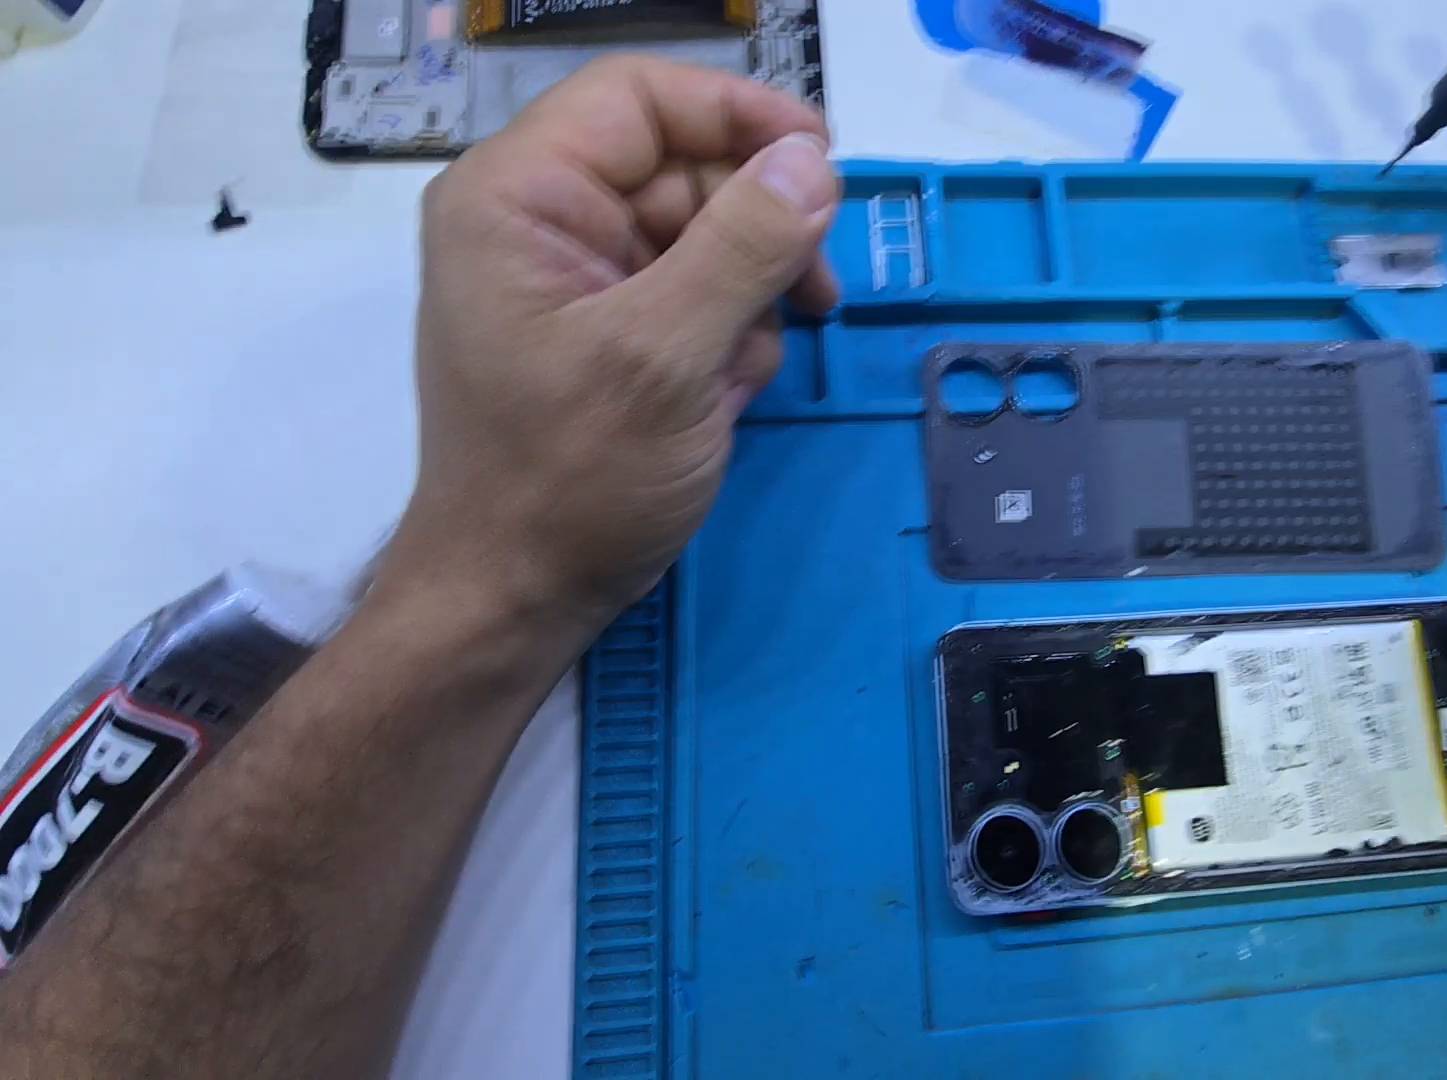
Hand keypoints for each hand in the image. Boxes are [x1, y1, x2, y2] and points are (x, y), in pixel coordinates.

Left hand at [381, 57, 840, 629]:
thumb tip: (814, 165)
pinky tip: (728, 396)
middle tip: (819, 297)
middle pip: (690, 177)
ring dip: (755, 302)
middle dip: (761, 235)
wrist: (530, 591)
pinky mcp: (629, 343)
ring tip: (748, 370)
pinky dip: (737, 344)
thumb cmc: (576, 478)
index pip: (640, 102)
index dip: (739, 115)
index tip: (827, 163)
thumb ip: (742, 250)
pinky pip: (708, 307)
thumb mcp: (664, 358)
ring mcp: (595, 291)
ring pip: (712, 248)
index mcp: (526, 199)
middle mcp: (556, 229)